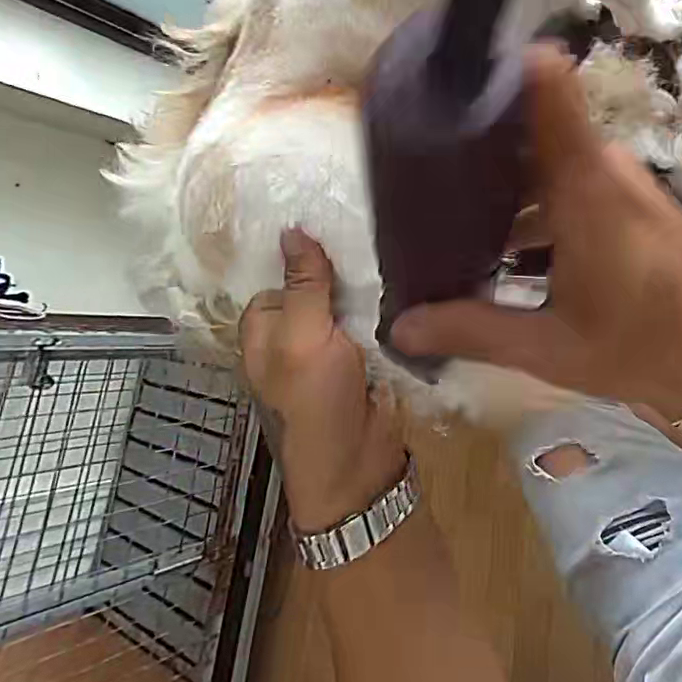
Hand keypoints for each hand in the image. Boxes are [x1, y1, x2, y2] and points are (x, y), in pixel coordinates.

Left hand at [240, 229, 407, 531]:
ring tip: (404, 247)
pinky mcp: (372, 353)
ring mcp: (338, 343)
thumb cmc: (316, 404)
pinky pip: (381, 318)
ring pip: (355, 298)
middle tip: (380, 228)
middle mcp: (299, 330)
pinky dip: (394, 305)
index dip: (310, 248)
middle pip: (322, 281)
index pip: (285, 270)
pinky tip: (414, 282)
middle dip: (348, 262)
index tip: (341, 216)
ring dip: (376, 283)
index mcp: (268, 326)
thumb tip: (292, 229)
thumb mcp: (302, 340)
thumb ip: (303, 285)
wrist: (361, 466)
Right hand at [390, 46, 681, 410]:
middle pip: (528, 124)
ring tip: (450, 219)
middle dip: (472, 144)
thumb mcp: (554, 347)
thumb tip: (404, 327)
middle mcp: (601, 165)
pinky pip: (570, 183)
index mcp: (581, 182)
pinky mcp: (630, 199)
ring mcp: (619, 180)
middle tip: (418, 176)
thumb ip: (475, 331)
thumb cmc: (651, 342)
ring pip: (546, 160)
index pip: (544, 81)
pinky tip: (506, 252)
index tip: (439, 85)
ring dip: (503, 184)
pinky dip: (534, 205)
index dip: (492, 68)